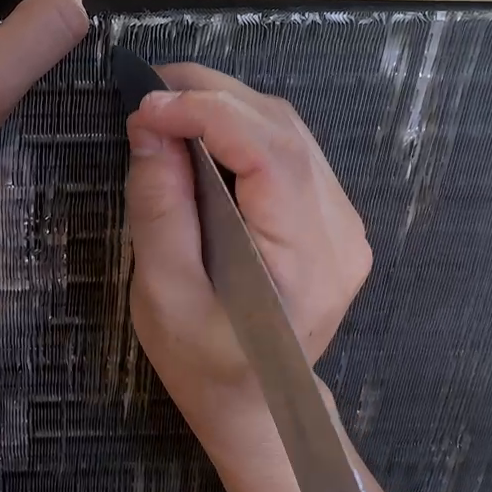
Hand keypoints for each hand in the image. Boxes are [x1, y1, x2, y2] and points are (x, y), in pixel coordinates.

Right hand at [124, 64, 371, 436]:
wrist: (256, 401)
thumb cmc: (202, 360)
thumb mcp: (163, 292)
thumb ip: (159, 208)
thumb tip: (149, 127)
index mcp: (308, 260)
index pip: (269, 153)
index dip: (207, 112)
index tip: (147, 104)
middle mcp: (341, 230)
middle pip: (283, 130)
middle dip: (213, 95)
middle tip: (150, 90)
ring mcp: (344, 221)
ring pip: (287, 130)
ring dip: (225, 105)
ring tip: (169, 106)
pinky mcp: (331, 215)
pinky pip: (287, 149)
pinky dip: (239, 127)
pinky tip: (202, 133)